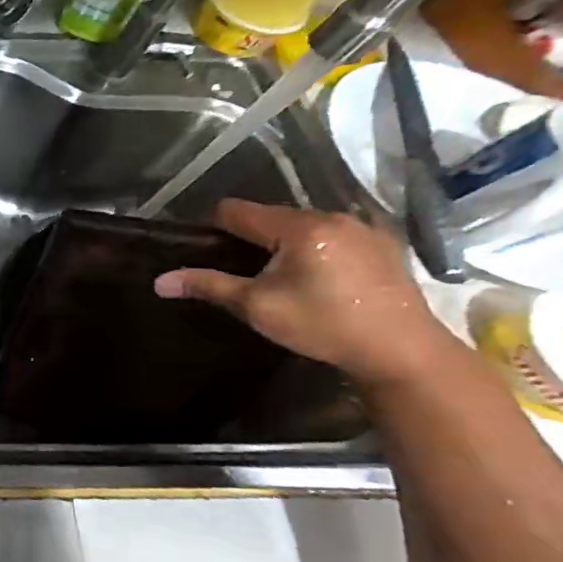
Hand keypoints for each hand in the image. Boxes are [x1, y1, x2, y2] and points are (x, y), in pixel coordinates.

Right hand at [153, 198, 455, 383]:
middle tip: (241, 272)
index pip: (236, 210)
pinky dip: (314, 248)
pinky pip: (331, 234)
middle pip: (270, 215)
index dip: (212, 226)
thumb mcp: (258, 308)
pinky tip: (318, 280)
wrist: (403, 351)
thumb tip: (159, 282)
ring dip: (283, 243)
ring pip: (301, 225)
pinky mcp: (382, 242)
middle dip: (250, 238)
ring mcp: (362, 227)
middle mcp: (331, 216)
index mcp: (298, 227)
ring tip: (278, 277)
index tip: (204, 250)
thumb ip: (209, 286)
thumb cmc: (324, 327)